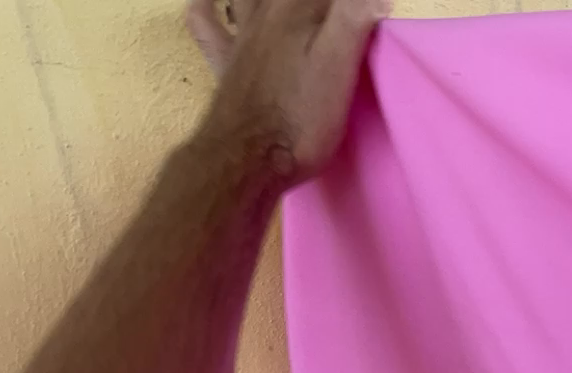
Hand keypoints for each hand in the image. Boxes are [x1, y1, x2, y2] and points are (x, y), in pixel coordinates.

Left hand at [186, 0, 386, 179]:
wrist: (248, 157)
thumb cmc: (301, 118)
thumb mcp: (338, 66)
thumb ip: (354, 18)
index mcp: (295, 10)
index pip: (334, 0)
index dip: (353, 9)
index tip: (365, 20)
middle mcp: (265, 12)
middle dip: (322, 7)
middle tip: (332, 21)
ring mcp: (240, 36)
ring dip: (267, 0)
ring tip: (290, 11)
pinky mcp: (223, 62)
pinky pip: (205, 20)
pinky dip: (208, 6)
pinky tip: (214, 4)